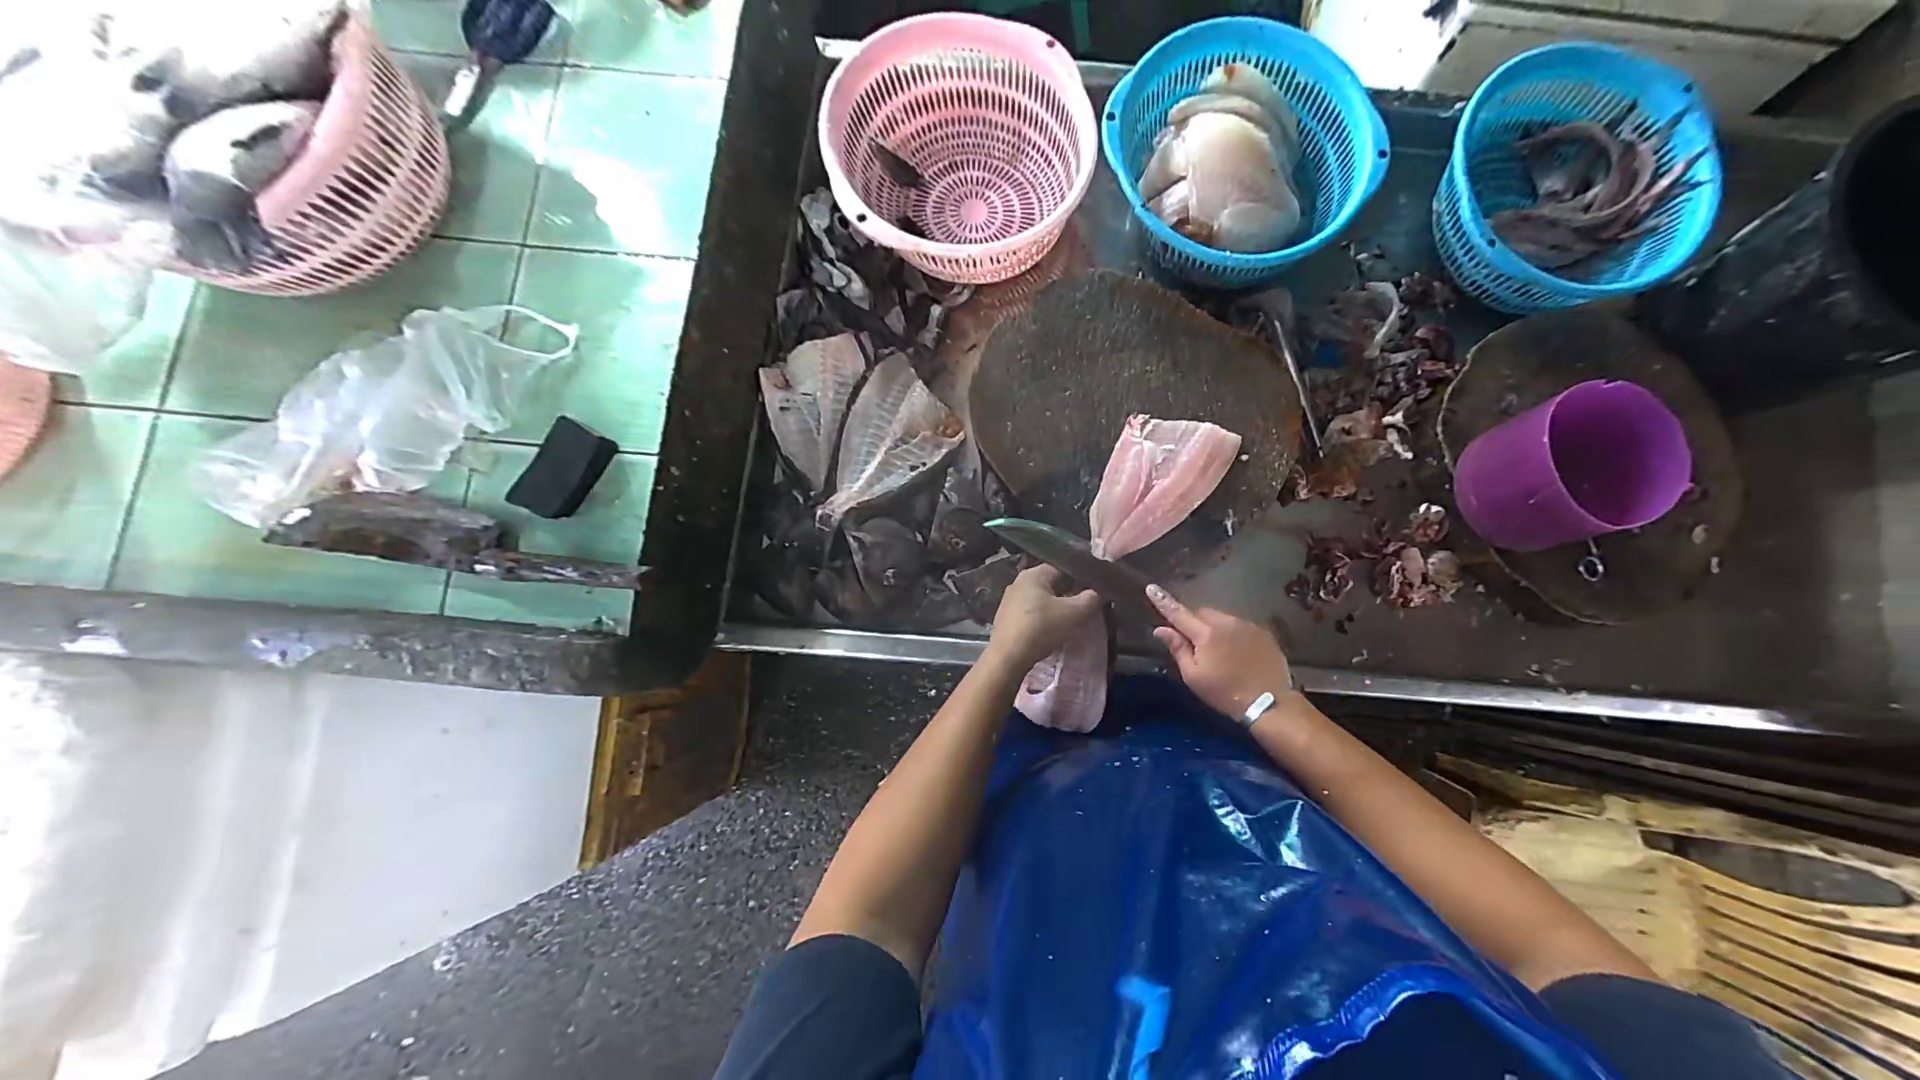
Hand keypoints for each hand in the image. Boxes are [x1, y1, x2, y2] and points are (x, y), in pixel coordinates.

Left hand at [986, 565, 1103, 669]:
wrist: (1008, 656)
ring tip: (1071, 617)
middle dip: (1069, 592)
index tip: (1096, 588)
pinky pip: (1031, 611)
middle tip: (1086, 605)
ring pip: (1041, 598)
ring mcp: (1010, 599)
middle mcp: (1019, 581)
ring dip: (1056, 606)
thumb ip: (1091, 599)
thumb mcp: (1074, 613)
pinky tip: (1051, 628)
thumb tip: (1102, 590)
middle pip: (1052, 583)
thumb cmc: (1041, 628)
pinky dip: (1044, 616)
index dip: (1082, 576)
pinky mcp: (1007, 616)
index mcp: (1033, 574)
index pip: (1063, 567)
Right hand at [1146, 584, 1293, 717]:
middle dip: (1195, 624)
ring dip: (1216, 629)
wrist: (1269, 703)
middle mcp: (1227, 622)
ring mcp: (1248, 626)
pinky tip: (1238, 654)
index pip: (1178, 613)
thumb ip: (1177, 649)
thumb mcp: (1193, 676)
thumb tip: (1160, 629)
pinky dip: (1234, 635)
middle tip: (1196, 646)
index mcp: (1206, 634)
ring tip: (1221, 653)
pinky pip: (1241, 626)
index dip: (1163, 601)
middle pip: (1203, 613)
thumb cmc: (1224, 692)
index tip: (1151, 588)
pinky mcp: (1264, 633)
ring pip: (1223, 619)